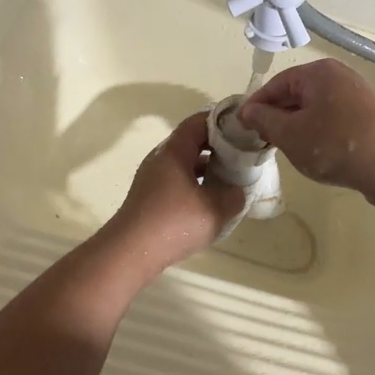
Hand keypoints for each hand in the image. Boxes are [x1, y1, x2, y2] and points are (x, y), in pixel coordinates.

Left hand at [98, 111, 243, 270]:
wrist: (131, 253)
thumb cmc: (174, 223)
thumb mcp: (217, 208)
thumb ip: (236, 194)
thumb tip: (238, 190)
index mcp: (174, 151)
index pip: (199, 121)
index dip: (223, 121)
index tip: (244, 131)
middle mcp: (160, 158)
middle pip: (193, 141)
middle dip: (219, 147)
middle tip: (243, 157)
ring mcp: (152, 178)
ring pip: (185, 163)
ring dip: (208, 168)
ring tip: (231, 180)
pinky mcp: (150, 197)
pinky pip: (179, 180)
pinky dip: (197, 184)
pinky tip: (210, 202)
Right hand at [237, 60, 374, 197]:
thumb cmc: (334, 144)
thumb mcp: (290, 134)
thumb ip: (264, 120)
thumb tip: (249, 111)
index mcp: (318, 72)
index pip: (276, 83)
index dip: (256, 105)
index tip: (243, 127)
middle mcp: (339, 76)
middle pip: (297, 94)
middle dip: (278, 116)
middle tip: (265, 141)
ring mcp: (358, 95)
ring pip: (316, 108)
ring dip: (299, 126)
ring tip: (290, 149)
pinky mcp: (369, 116)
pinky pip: (334, 119)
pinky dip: (320, 132)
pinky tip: (318, 153)